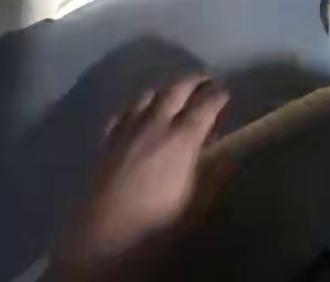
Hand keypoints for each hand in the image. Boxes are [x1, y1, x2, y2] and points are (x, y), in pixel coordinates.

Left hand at [54, 75, 227, 279]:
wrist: (99, 249)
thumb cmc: (154, 230)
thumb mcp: (194, 207)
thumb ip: (214, 175)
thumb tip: (230, 153)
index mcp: (182, 138)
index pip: (207, 103)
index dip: (219, 95)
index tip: (226, 93)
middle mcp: (156, 123)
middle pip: (178, 88)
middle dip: (195, 80)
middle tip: (206, 81)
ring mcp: (127, 130)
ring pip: (148, 94)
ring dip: (165, 90)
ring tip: (173, 95)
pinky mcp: (104, 142)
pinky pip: (122, 113)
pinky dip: (135, 108)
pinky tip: (137, 116)